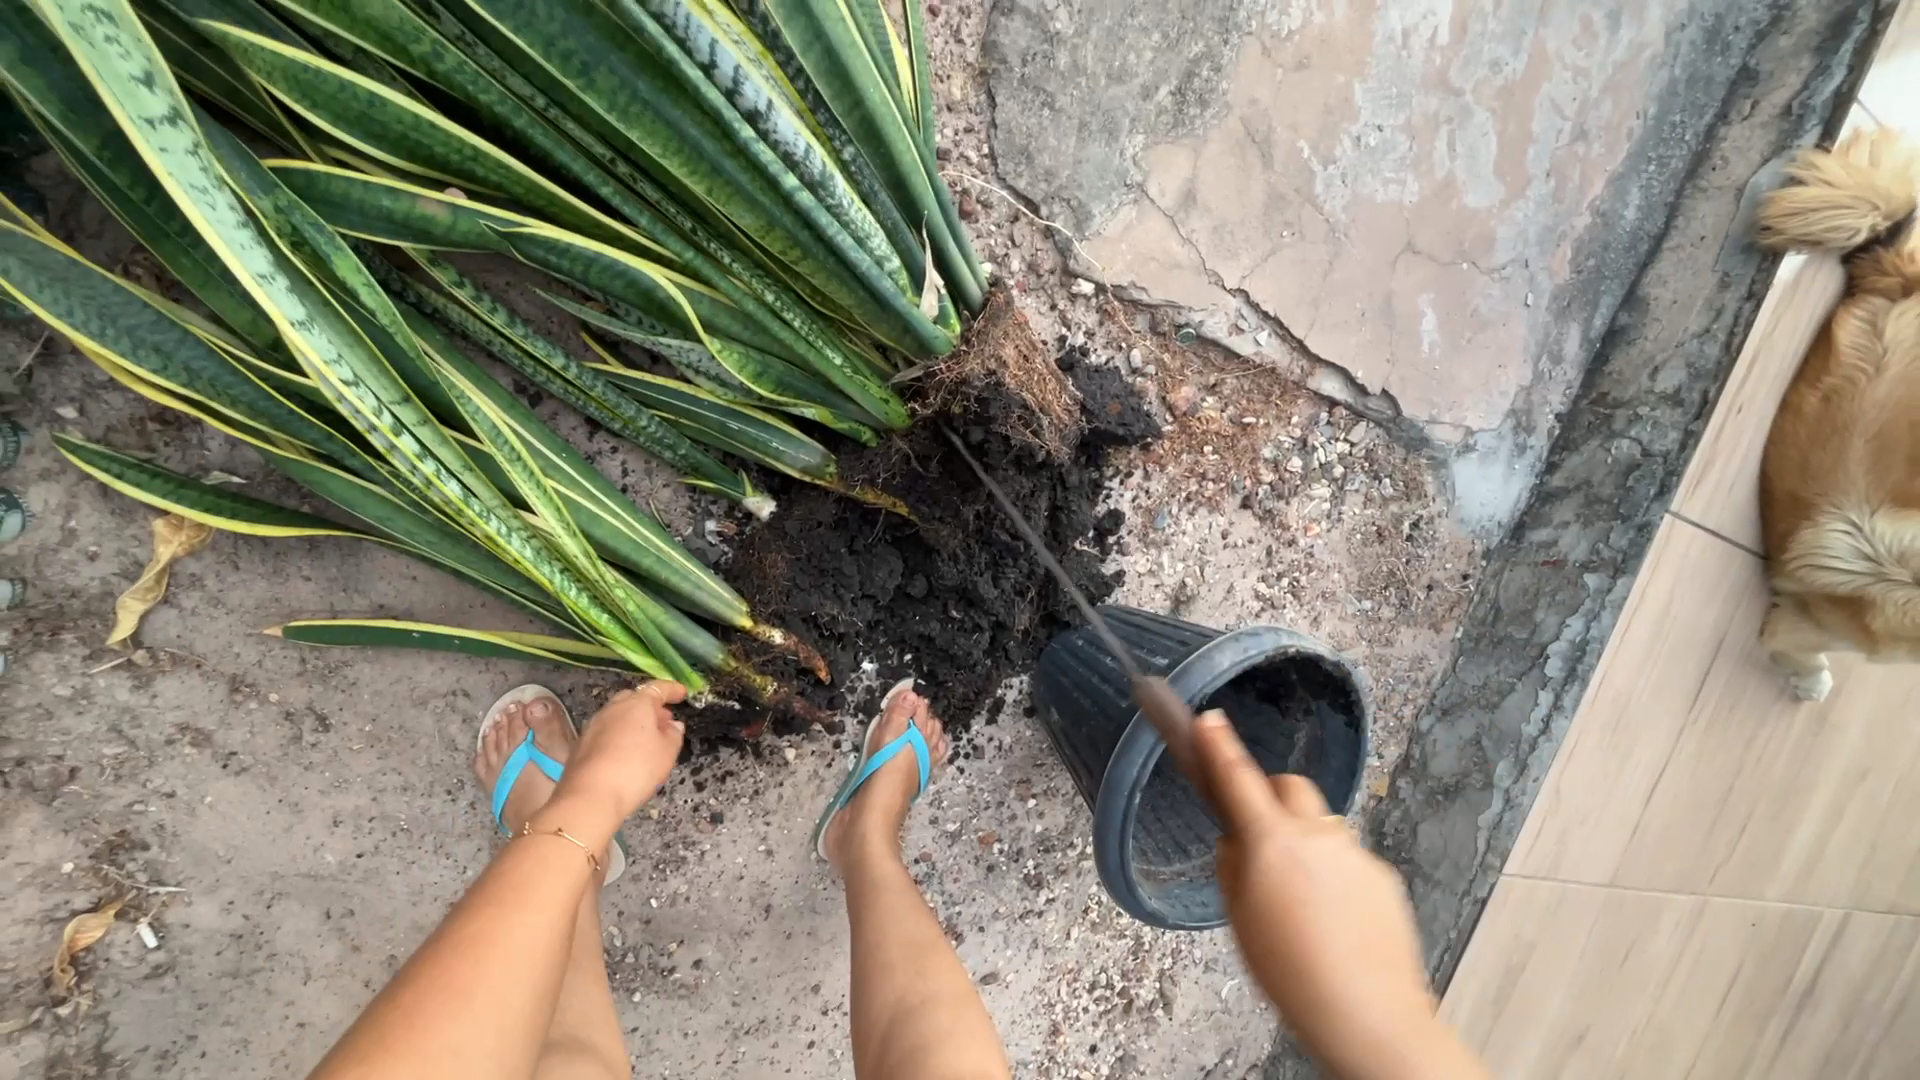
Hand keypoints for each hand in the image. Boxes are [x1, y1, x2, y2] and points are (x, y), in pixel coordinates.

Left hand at [540, 681, 685, 835]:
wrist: (589, 797)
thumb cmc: (636, 769)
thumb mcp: (667, 752)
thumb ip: (674, 735)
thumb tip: (673, 725)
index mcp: (637, 704)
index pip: (658, 688)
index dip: (672, 690)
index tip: (682, 694)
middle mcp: (612, 709)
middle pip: (633, 699)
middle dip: (649, 706)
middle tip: (663, 720)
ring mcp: (593, 726)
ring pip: (617, 715)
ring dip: (633, 722)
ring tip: (646, 738)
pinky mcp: (581, 745)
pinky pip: (606, 732)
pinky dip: (619, 735)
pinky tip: (625, 753)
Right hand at [1193, 710, 1487, 1079]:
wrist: (1370, 1018)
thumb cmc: (1288, 972)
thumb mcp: (1238, 917)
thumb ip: (1234, 864)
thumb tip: (1239, 839)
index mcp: (1272, 842)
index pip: (1238, 778)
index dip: (1219, 746)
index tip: (1209, 719)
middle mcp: (1316, 836)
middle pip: (1289, 786)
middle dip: (1271, 795)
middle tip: (1261, 831)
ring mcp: (1356, 854)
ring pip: (1321, 824)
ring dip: (1305, 839)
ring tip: (1303, 897)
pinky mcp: (1384, 877)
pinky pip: (1349, 857)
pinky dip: (1335, 872)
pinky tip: (1337, 920)